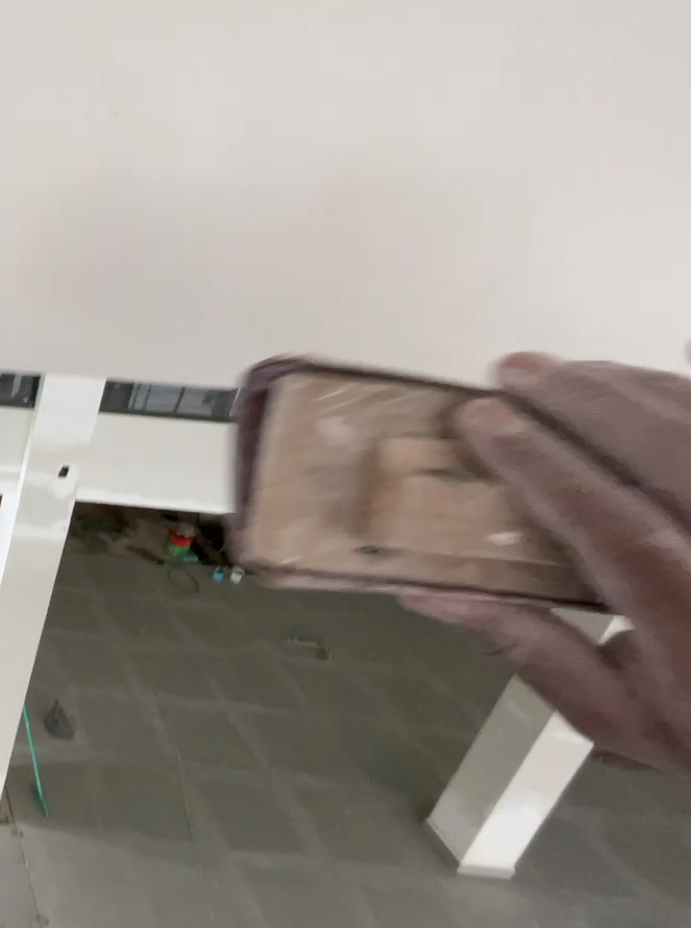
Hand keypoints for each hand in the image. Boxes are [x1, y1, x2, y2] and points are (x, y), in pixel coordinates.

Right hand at [402, 352, 690, 773]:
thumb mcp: (626, 719)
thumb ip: (531, 650)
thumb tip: (426, 589)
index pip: (616, 527)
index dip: (543, 465)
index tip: (482, 418)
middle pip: (677, 459)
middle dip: (585, 404)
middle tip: (513, 371)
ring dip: (638, 391)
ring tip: (568, 371)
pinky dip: (690, 400)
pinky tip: (646, 388)